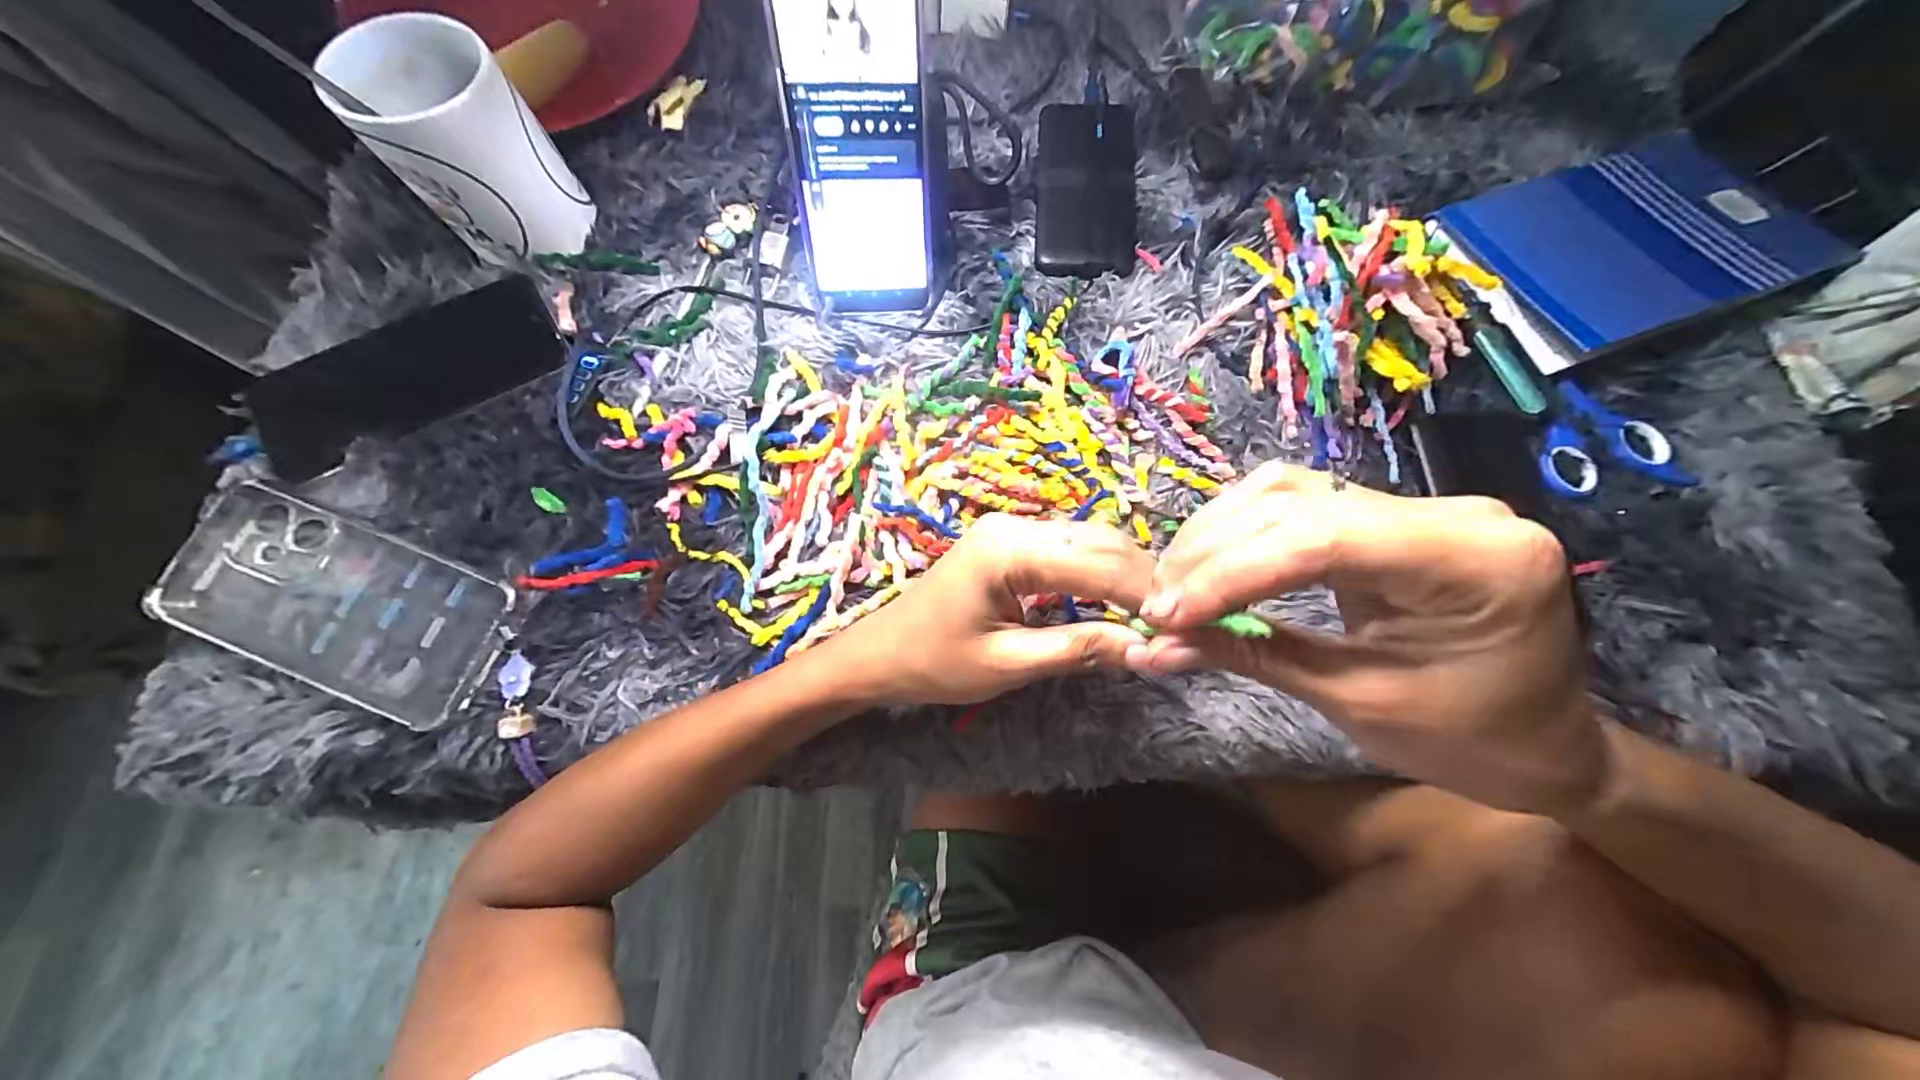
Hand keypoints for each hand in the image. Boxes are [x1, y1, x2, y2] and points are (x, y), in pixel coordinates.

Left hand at [823, 515, 1154, 706]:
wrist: (881, 652)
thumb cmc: (934, 663)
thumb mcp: (1007, 665)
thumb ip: (1076, 649)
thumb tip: (1142, 647)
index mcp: (1007, 552)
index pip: (1095, 564)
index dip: (1141, 594)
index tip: (1178, 625)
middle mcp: (1012, 526)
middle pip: (1097, 542)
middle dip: (1140, 579)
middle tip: (1175, 620)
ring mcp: (1010, 529)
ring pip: (1088, 539)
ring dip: (1123, 572)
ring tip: (1152, 613)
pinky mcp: (1009, 541)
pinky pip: (1068, 547)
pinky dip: (1098, 570)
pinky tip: (1116, 599)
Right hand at [1131, 464, 1604, 816]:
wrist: (1546, 747)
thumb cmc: (1469, 742)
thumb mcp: (1352, 701)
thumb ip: (1250, 656)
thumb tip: (1152, 648)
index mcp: (1471, 562)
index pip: (1321, 538)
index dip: (1230, 571)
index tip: (1166, 613)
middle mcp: (1452, 513)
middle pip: (1296, 502)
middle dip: (1211, 552)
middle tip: (1157, 603)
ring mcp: (1423, 507)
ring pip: (1290, 491)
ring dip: (1218, 535)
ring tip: (1174, 584)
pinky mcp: (1394, 517)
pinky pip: (1302, 505)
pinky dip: (1244, 533)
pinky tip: (1212, 563)